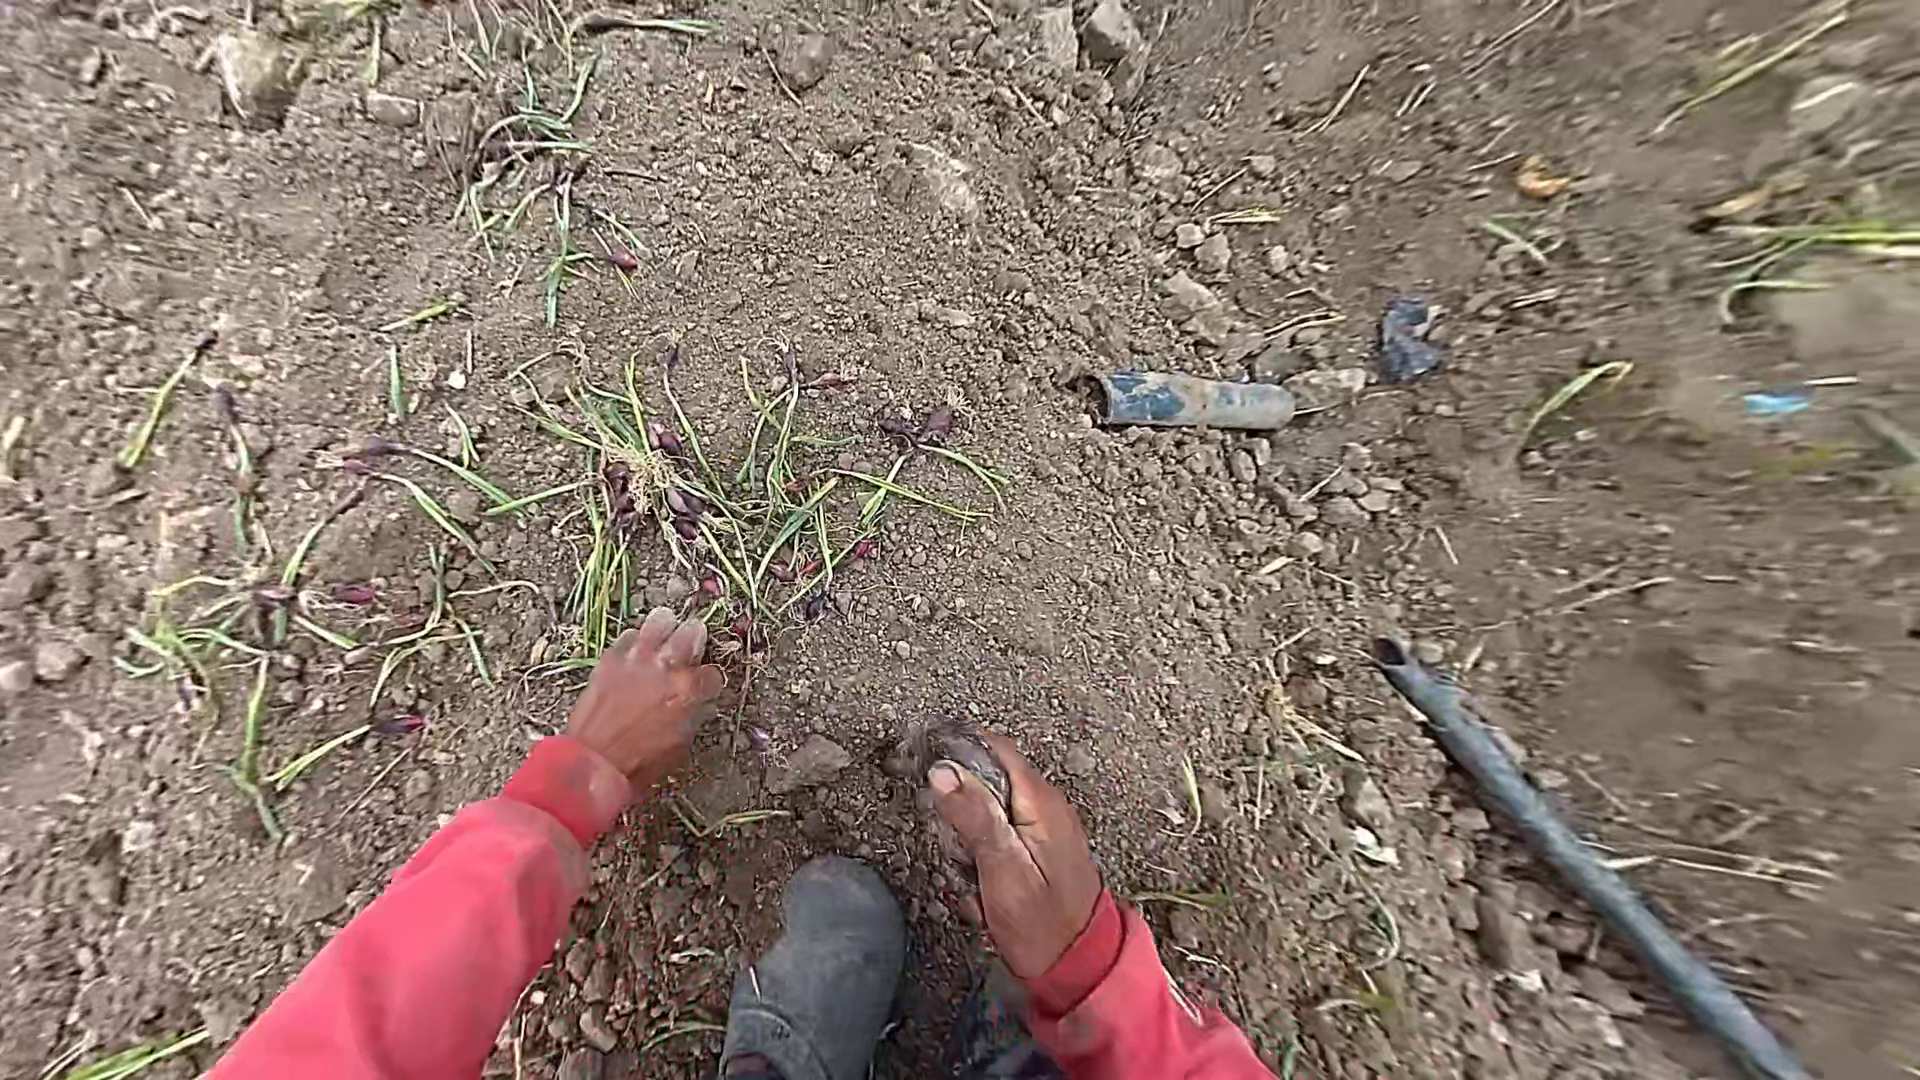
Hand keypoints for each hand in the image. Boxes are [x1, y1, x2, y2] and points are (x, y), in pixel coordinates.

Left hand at [567, 608, 723, 788]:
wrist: (593, 764)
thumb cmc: (640, 762)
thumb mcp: (681, 743)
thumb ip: (692, 714)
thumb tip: (696, 704)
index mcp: (690, 689)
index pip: (713, 673)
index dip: (710, 679)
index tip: (705, 685)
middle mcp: (668, 667)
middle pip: (692, 633)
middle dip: (695, 636)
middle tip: (693, 637)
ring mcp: (638, 660)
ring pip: (659, 623)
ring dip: (666, 625)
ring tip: (667, 625)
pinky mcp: (610, 661)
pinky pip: (626, 638)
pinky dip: (633, 641)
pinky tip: (635, 648)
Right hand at [928, 733, 1102, 978]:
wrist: (1080, 971)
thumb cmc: (1043, 925)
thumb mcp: (1002, 870)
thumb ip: (974, 817)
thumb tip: (943, 772)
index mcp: (1039, 800)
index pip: (996, 748)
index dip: (961, 748)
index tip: (929, 760)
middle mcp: (1045, 803)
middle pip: (990, 778)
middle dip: (963, 807)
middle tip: (954, 847)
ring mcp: (1045, 824)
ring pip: (991, 808)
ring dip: (971, 837)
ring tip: (970, 876)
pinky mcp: (1040, 844)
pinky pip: (1001, 832)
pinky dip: (985, 853)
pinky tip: (982, 884)